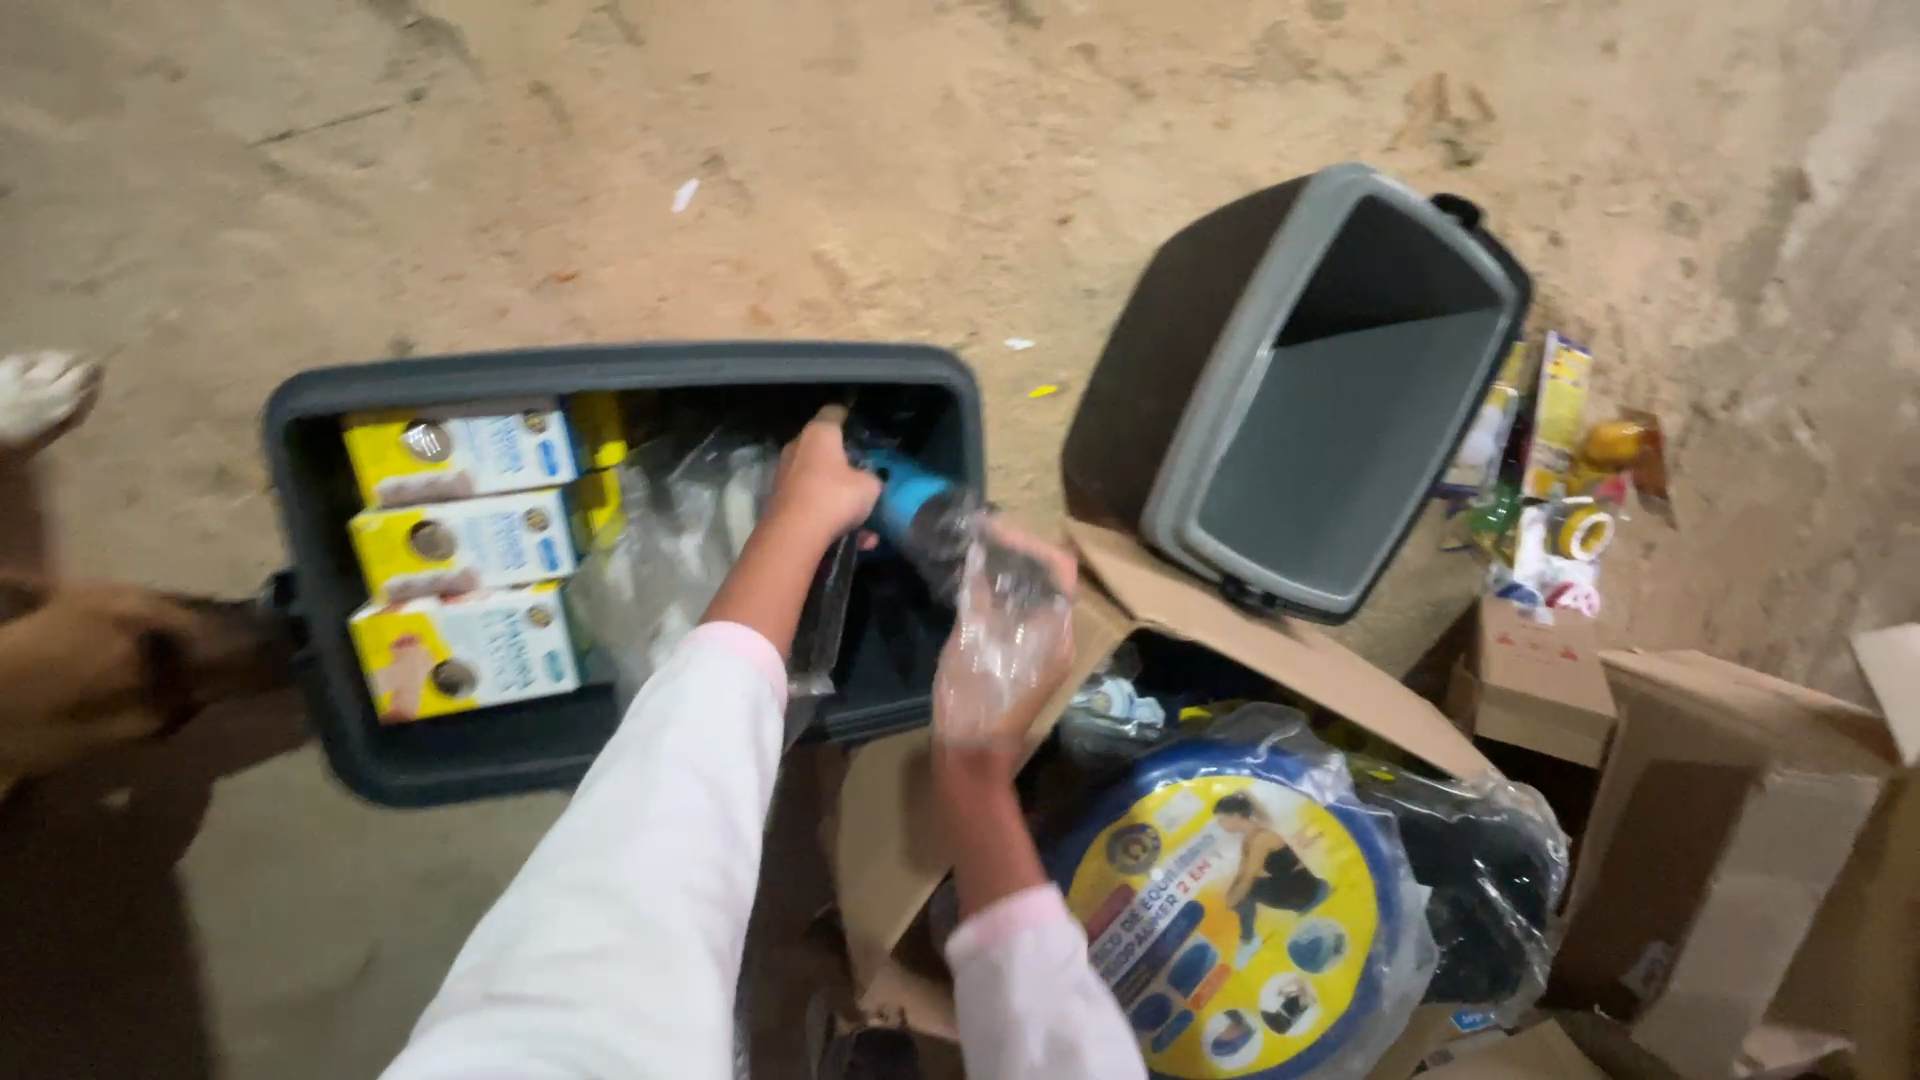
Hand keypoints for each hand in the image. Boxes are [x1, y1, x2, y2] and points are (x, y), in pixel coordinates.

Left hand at [761, 405, 880, 547]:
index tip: (858, 421)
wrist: (794, 535)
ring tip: (863, 520)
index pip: (834, 412)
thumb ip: (871, 478)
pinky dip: (830, 516)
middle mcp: (797, 448)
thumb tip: (867, 480)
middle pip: (822, 446)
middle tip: (861, 470)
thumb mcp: (869, 486)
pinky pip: (812, 503)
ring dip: (838, 495)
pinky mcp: (779, 501)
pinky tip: (854, 540)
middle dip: (842, 459)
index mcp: (819, 434)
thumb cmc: (835, 497)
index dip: (847, 414)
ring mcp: (784, 475)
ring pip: (818, 480)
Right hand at [931, 520, 1077, 749]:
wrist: (972, 754)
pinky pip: (1025, 611)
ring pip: (1038, 592)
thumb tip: (981, 555)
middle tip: (985, 532)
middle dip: (1021, 550)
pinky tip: (979, 579)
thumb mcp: (970, 643)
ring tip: (981, 547)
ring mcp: (1046, 646)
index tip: (996, 529)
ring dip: (1014, 569)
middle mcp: (1059, 635)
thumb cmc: (973, 702)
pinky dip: (1006, 591)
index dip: (1030, 543)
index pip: (1060, 569)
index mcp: (1056, 632)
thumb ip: (979, 597)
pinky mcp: (1030, 654)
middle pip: (1051, 577)